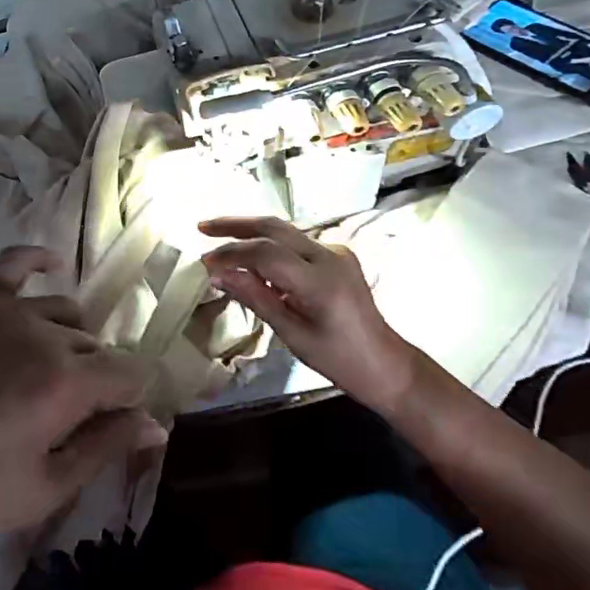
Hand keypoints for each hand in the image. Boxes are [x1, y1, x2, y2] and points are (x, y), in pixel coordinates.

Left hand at [0, 246, 166, 568]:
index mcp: (66, 384)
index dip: (133, 404)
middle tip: (74, 423)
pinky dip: (37, 259)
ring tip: (51, 383)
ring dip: (73, 344)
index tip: (120, 428)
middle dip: (100, 383)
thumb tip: (157, 423)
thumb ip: (105, 448)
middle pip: (98, 349)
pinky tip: (53, 264)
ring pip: (66, 314)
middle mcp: (42, 335)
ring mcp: (3, 312)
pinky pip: (13, 263)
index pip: (132, 375)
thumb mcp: (42, 491)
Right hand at [199, 217, 417, 411]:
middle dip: (235, 225)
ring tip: (217, 237)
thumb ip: (255, 297)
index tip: (204, 263)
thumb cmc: (339, 359)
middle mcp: (329, 256)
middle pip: (274, 227)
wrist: (386, 364)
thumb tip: (217, 275)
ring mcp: (335, 252)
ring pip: (283, 231)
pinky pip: (294, 243)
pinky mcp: (336, 254)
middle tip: (202, 228)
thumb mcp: (291, 334)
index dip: (231, 254)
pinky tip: (250, 259)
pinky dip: (267, 245)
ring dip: (249, 231)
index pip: (265, 253)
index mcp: (320, 281)